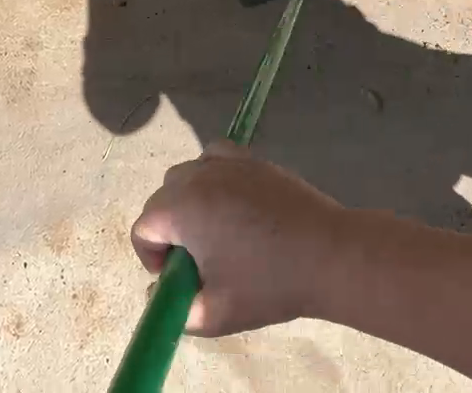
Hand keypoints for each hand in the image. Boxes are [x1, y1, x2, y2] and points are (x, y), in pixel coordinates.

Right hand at [130, 141, 344, 335]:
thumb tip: (160, 294)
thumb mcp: (213, 315)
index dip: (150, 256)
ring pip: (188, 173)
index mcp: (184, 209)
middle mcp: (201, 176)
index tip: (176, 278)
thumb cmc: (269, 283)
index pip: (144, 226)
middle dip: (168, 228)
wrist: (327, 254)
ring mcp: (231, 162)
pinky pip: (217, 156)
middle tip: (195, 260)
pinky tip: (231, 201)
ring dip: (188, 199)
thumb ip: (175, 309)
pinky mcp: (256, 160)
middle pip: (163, 196)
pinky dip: (212, 174)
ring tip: (212, 231)